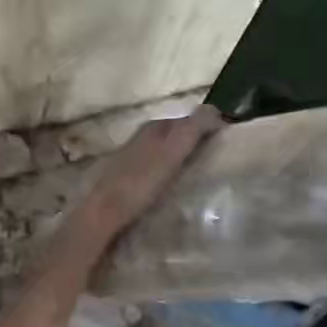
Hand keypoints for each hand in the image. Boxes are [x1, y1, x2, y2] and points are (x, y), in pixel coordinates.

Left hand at [71, 105, 224, 243]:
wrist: (103, 214)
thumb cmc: (140, 182)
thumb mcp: (172, 150)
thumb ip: (194, 128)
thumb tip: (216, 112)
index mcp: (153, 128)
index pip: (188, 119)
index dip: (206, 128)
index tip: (223, 144)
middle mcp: (139, 139)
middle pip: (173, 136)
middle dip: (191, 144)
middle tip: (211, 161)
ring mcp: (128, 161)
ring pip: (160, 154)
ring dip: (176, 161)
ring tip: (193, 177)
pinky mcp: (122, 182)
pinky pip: (150, 172)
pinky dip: (162, 176)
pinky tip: (167, 190)